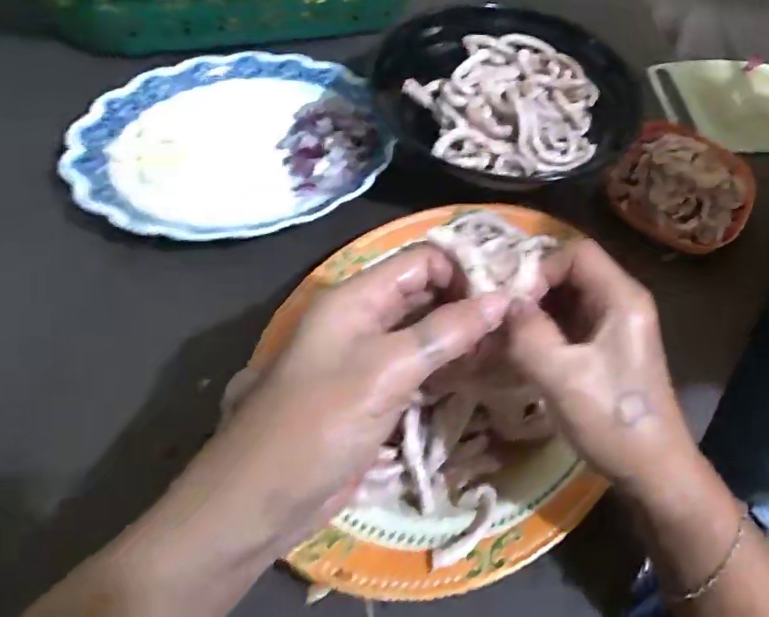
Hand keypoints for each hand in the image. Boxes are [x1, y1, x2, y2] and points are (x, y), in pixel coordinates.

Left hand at [182, 248, 511, 553]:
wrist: (252, 509)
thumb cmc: (317, 425)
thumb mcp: (387, 371)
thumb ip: (448, 331)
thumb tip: (504, 299)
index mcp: (357, 298)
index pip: (425, 260)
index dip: (465, 268)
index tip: (507, 289)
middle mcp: (365, 317)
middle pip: (429, 290)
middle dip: (471, 299)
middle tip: (517, 315)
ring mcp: (370, 355)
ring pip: (429, 327)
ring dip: (465, 333)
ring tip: (508, 343)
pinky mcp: (376, 389)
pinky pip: (423, 362)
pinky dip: (452, 361)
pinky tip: (483, 369)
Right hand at [499, 239, 695, 496]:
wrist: (654, 468)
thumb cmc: (614, 419)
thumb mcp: (564, 378)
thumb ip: (530, 335)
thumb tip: (502, 304)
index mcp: (623, 296)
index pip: (578, 252)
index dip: (542, 267)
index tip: (512, 301)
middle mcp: (623, 300)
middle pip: (574, 271)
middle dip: (534, 288)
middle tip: (499, 316)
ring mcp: (616, 324)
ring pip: (570, 298)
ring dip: (537, 310)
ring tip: (501, 334)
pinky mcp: (608, 346)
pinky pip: (572, 322)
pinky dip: (546, 329)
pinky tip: (518, 350)